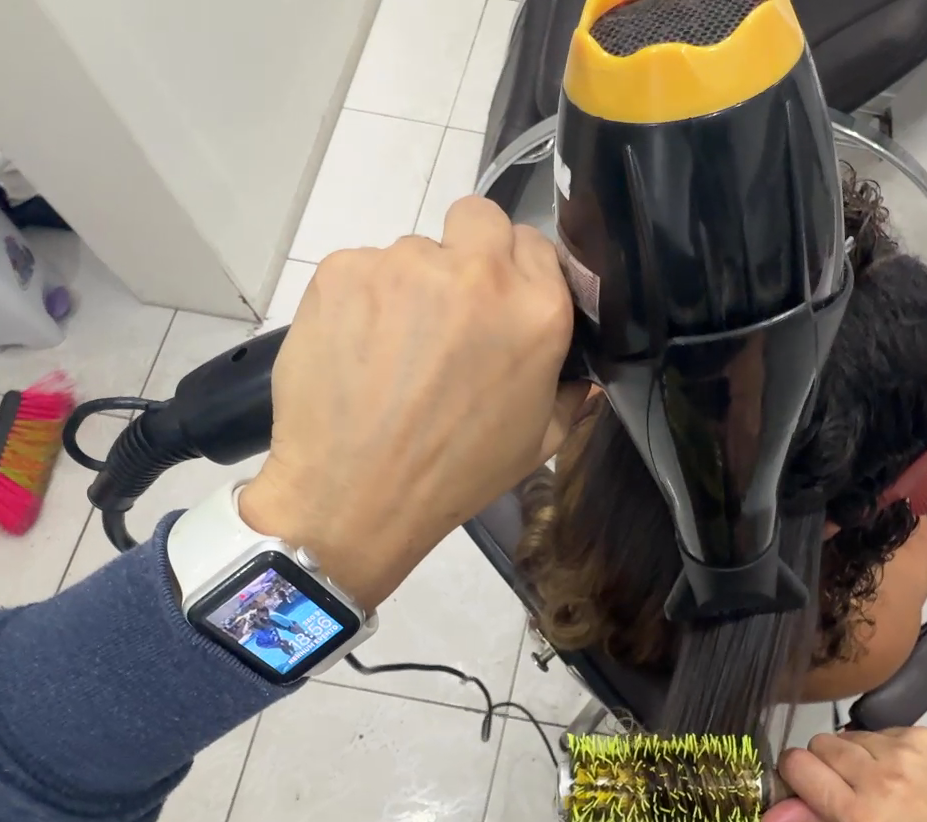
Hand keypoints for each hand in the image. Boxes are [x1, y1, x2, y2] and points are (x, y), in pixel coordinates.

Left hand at [238, 197, 587, 607]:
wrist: (354, 496)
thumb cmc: (457, 476)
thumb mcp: (537, 444)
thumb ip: (568, 396)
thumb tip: (583, 376)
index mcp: (538, 311)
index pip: (536, 244)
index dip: (517, 273)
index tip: (498, 306)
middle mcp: (478, 272)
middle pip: (479, 218)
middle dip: (470, 252)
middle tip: (449, 310)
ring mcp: (405, 264)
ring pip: (413, 251)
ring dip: (411, 287)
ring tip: (393, 351)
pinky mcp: (343, 269)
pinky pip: (361, 269)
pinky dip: (361, 301)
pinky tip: (356, 350)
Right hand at [764, 727, 926, 821]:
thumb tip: (767, 815)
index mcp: (861, 816)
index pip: (797, 765)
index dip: (795, 776)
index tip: (808, 791)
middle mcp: (880, 776)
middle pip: (819, 744)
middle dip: (824, 766)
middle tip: (849, 794)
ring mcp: (906, 750)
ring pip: (850, 736)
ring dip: (855, 757)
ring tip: (884, 787)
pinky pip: (882, 732)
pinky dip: (885, 750)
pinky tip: (908, 777)